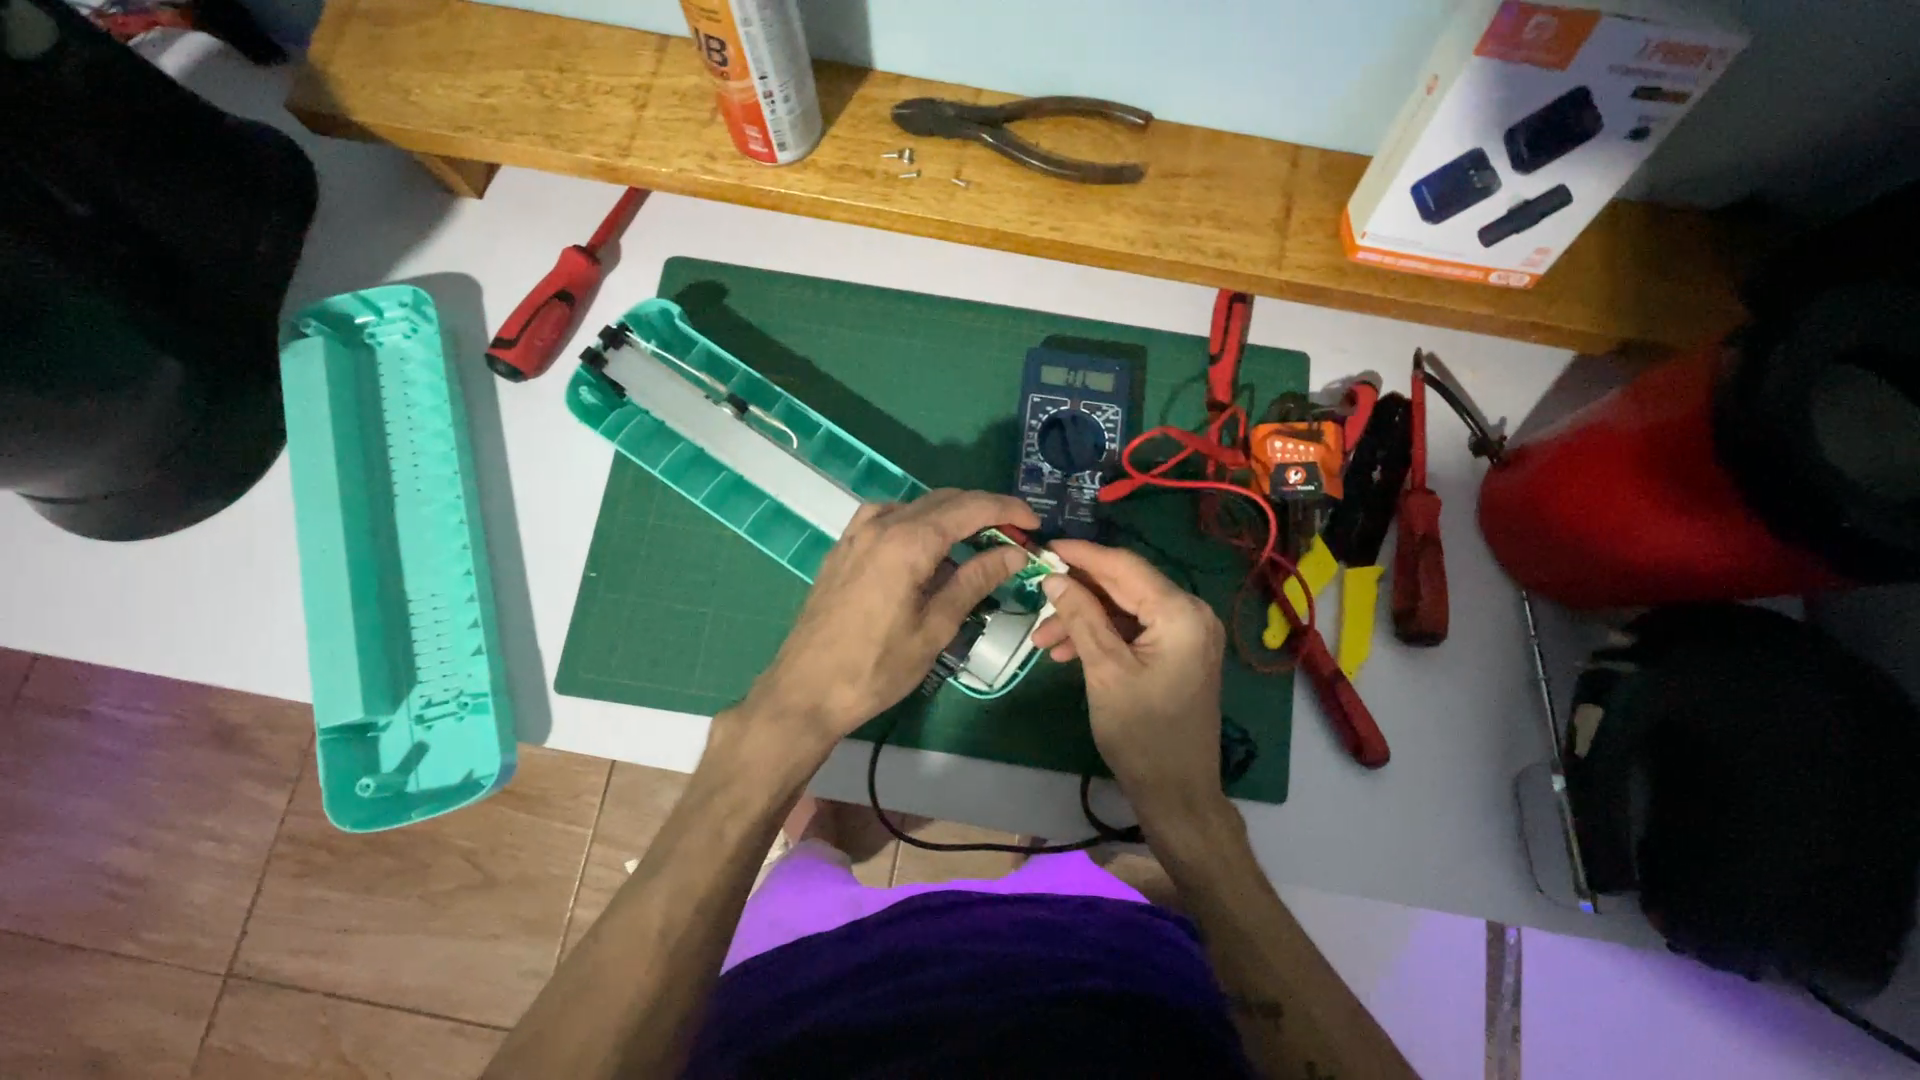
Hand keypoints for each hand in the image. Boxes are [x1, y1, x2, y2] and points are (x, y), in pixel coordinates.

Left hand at [742, 489, 1040, 749]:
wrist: (806, 690)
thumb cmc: (876, 666)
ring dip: (950, 519)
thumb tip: (1014, 553)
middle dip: (983, 512)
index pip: (970, 508)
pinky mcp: (843, 549)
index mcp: (907, 541)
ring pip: (916, 507)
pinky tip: (927, 556)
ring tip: (976, 547)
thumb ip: (975, 581)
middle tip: (1013, 538)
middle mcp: (880, 524)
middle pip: (944, 501)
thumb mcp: (935, 627)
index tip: (1034, 524)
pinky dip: (918, 527)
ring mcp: (856, 534)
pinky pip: (889, 520)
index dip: (1007, 509)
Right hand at [1032, 539, 1226, 813]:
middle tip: (1036, 596)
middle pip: (1125, 586)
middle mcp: (1191, 614)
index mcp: (1180, 613)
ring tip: (1043, 640)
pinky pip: (1135, 630)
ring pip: (1125, 609)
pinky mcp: (1178, 653)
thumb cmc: (1141, 733)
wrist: (1176, 791)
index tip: (1043, 546)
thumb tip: (1054, 576)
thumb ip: (1081, 617)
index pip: (1125, 567)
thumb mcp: (1104, 670)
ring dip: (1085, 618)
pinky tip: (1067, 652)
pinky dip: (1102, 636)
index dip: (1082, 554)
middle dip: (1078, 593)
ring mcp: (1187, 634)